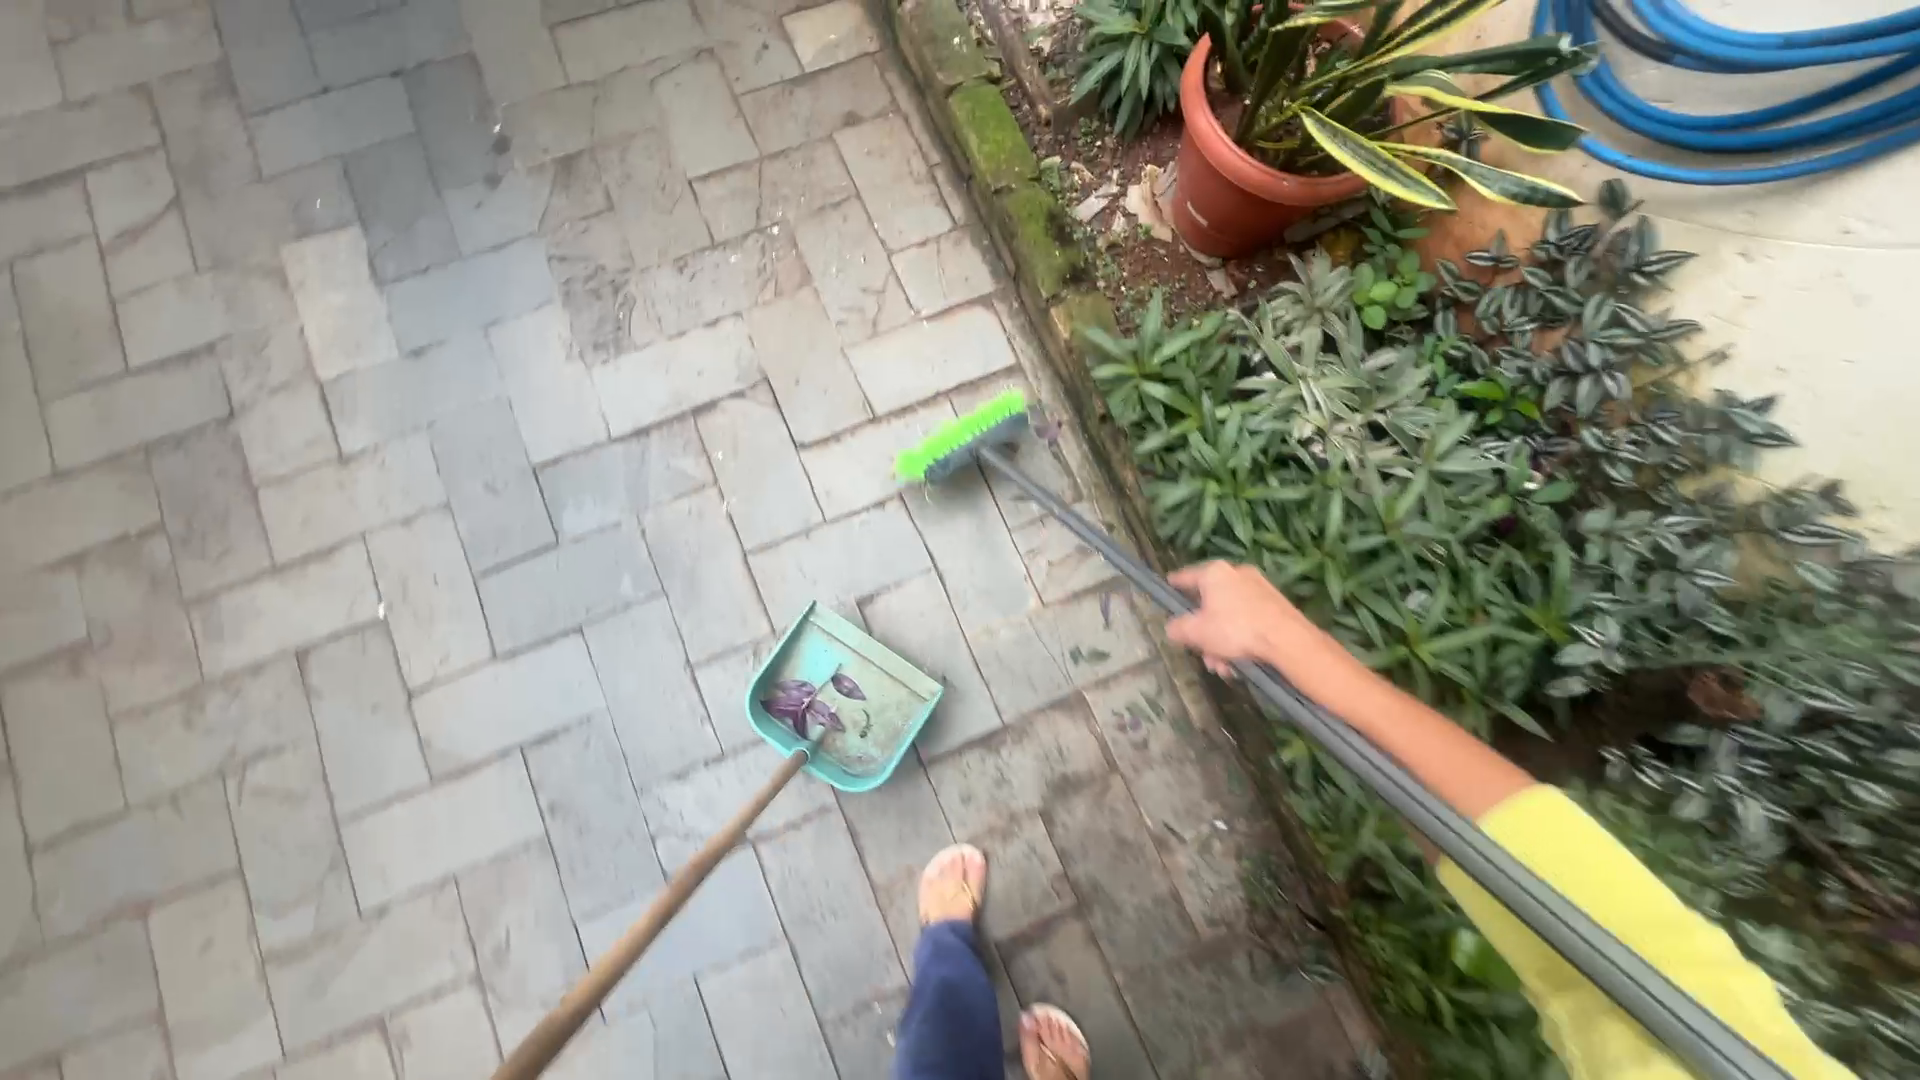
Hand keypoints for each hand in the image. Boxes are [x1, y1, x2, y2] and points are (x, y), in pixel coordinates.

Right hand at [1165, 561, 1353, 683]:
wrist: (1287, 639)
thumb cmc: (1235, 629)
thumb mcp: (1196, 633)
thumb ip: (1178, 628)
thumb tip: (1172, 627)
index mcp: (1215, 573)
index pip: (1186, 576)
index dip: (1174, 585)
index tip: (1168, 587)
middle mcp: (1237, 573)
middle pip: (1210, 602)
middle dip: (1204, 632)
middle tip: (1203, 653)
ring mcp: (1259, 587)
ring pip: (1230, 614)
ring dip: (1222, 641)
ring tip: (1224, 666)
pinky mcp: (1275, 603)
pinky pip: (1248, 618)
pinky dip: (1241, 637)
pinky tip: (1240, 661)